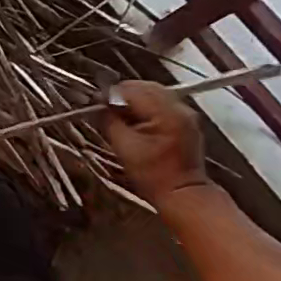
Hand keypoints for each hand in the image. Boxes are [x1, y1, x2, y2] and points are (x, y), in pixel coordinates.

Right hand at [101, 80, 209, 202]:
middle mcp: (179, 108)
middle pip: (146, 87)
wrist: (182, 193)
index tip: (94, 105)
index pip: (132, 90)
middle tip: (105, 110)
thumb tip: (97, 107)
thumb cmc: (151, 175)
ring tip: (118, 116)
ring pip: (154, 93)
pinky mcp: (185, 121)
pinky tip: (135, 122)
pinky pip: (162, 104)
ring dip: (134, 100)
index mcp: (165, 113)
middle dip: (123, 95)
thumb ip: (110, 123)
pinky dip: (146, 107)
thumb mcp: (124, 149)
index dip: (110, 95)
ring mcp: (185, 114)